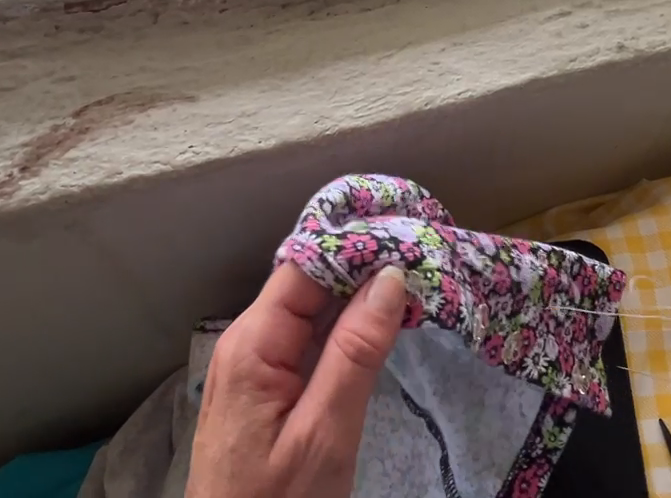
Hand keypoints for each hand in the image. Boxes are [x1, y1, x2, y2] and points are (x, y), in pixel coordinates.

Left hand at [187, 263, 407, 497]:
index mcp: (254, 343)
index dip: (355, 246)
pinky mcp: (269, 388)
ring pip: (313, 311)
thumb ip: (356, 351)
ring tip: (414, 278)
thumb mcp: (323, 435)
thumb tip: (391, 275)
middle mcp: (249, 341)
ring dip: (360, 296)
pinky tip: (383, 321)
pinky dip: (348, 327)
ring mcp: (257, 365)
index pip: (306, 266)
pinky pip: (311, 339)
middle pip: (310, 284)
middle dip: (363, 268)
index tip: (406, 235)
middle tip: (421, 254)